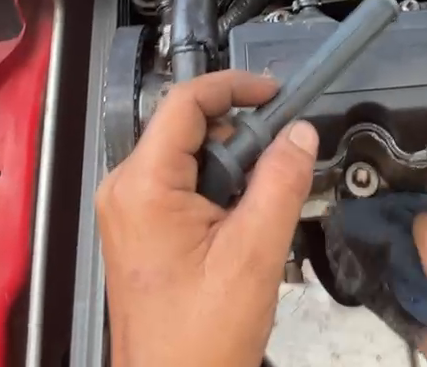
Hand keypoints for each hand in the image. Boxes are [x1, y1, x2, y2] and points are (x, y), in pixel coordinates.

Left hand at [97, 70, 319, 366]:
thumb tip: (300, 131)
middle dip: (237, 138)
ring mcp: (129, 207)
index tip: (274, 92)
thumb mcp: (253, 256)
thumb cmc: (202, 338)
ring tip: (253, 212)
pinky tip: (235, 225)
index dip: (233, 87)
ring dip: (230, 166)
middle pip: (187, 126)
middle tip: (274, 167)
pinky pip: (182, 181)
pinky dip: (216, 187)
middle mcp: (125, 186)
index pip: (185, 102)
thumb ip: (280, 183)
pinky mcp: (140, 226)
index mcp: (142, 184)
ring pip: (189, 153)